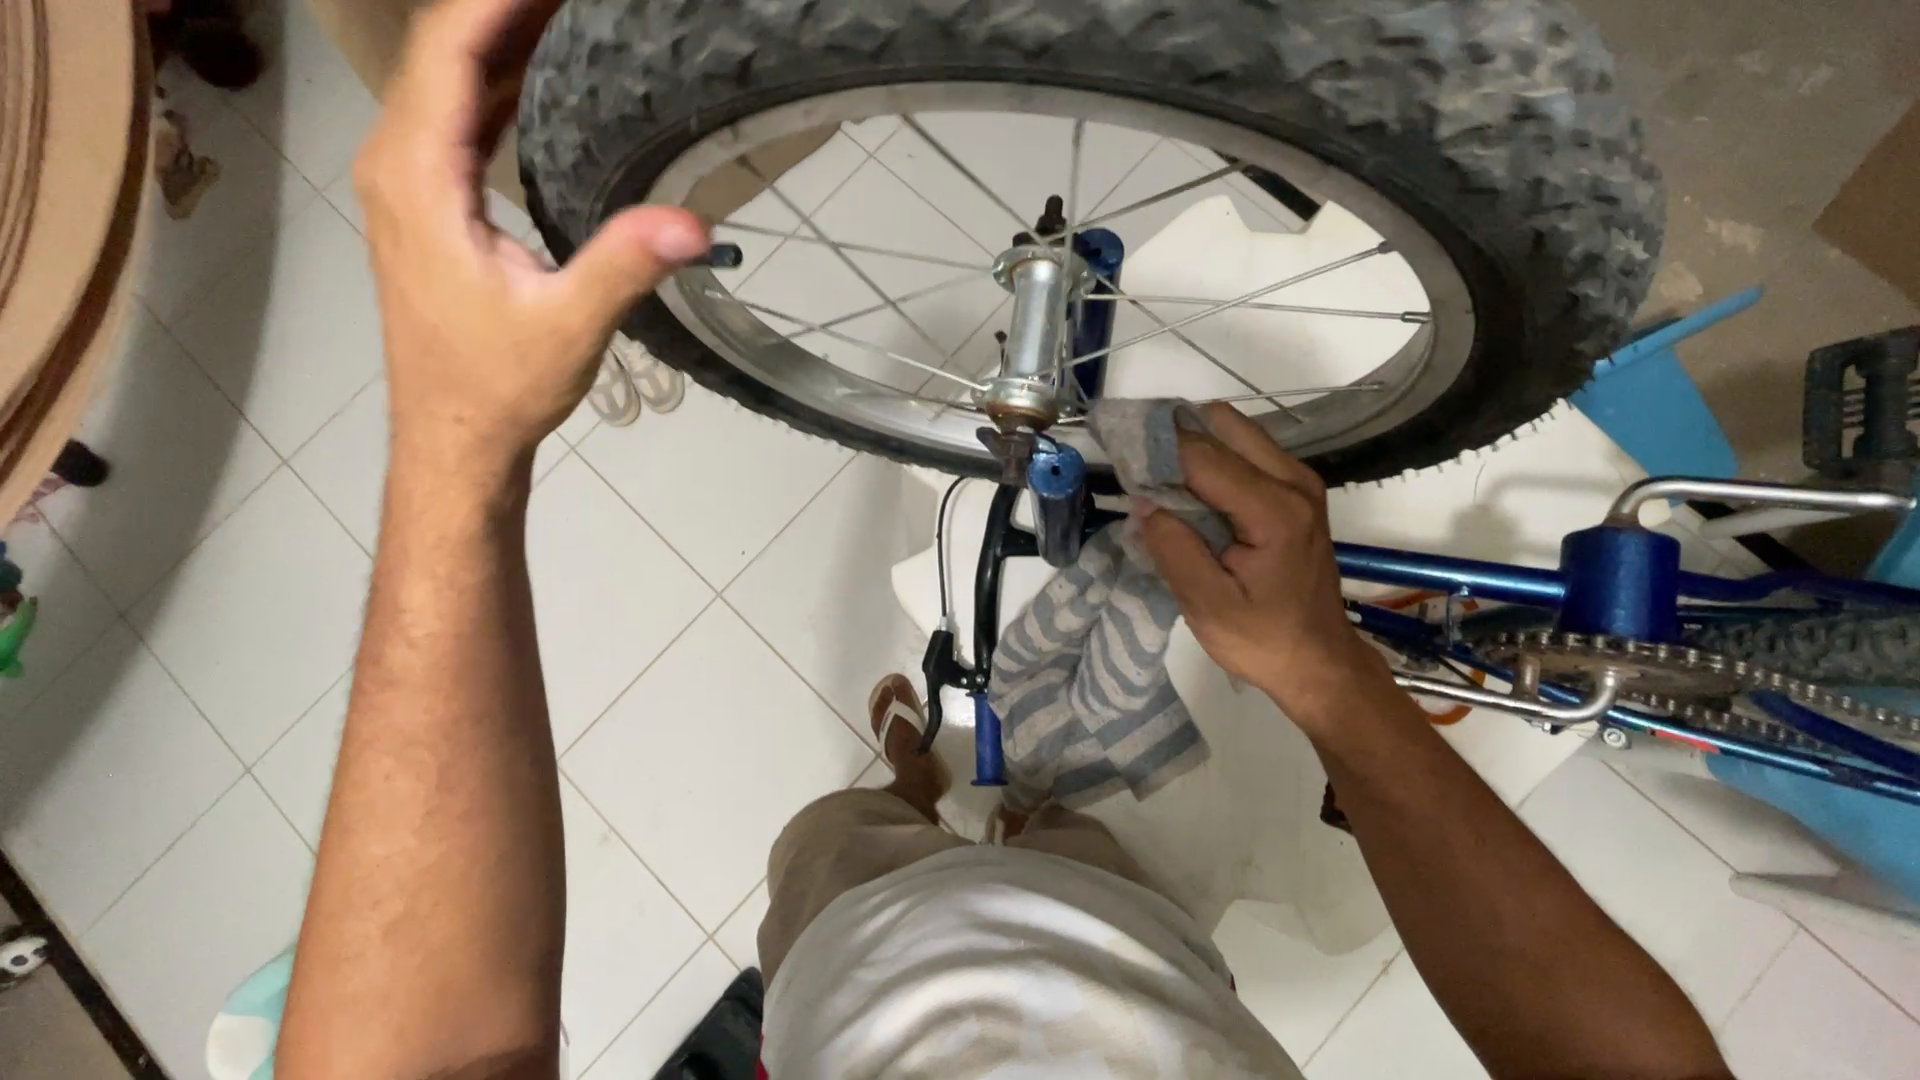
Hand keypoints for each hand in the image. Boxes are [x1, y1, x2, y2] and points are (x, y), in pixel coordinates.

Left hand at [355, 0, 708, 483]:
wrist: (454, 436)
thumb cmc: (501, 384)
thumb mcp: (569, 326)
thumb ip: (624, 266)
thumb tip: (695, 224)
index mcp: (419, 176)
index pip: (450, 51)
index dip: (500, 1)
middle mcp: (396, 164)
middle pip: (442, 52)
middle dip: (504, 9)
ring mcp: (404, 185)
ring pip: (443, 83)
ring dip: (498, 42)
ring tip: (561, 15)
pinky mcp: (422, 207)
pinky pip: (451, 121)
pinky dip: (492, 88)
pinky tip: (534, 81)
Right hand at [1138, 404, 1390, 729]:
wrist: (1318, 660)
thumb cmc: (1263, 639)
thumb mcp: (1208, 605)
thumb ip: (1174, 548)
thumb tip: (1143, 500)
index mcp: (1275, 510)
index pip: (1202, 456)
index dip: (1155, 449)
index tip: (1117, 451)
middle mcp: (1294, 481)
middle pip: (1221, 427)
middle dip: (1173, 437)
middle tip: (1134, 465)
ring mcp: (1299, 481)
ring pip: (1234, 431)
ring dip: (1191, 444)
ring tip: (1155, 476)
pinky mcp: (1295, 489)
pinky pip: (1245, 450)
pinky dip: (1209, 457)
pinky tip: (1185, 490)